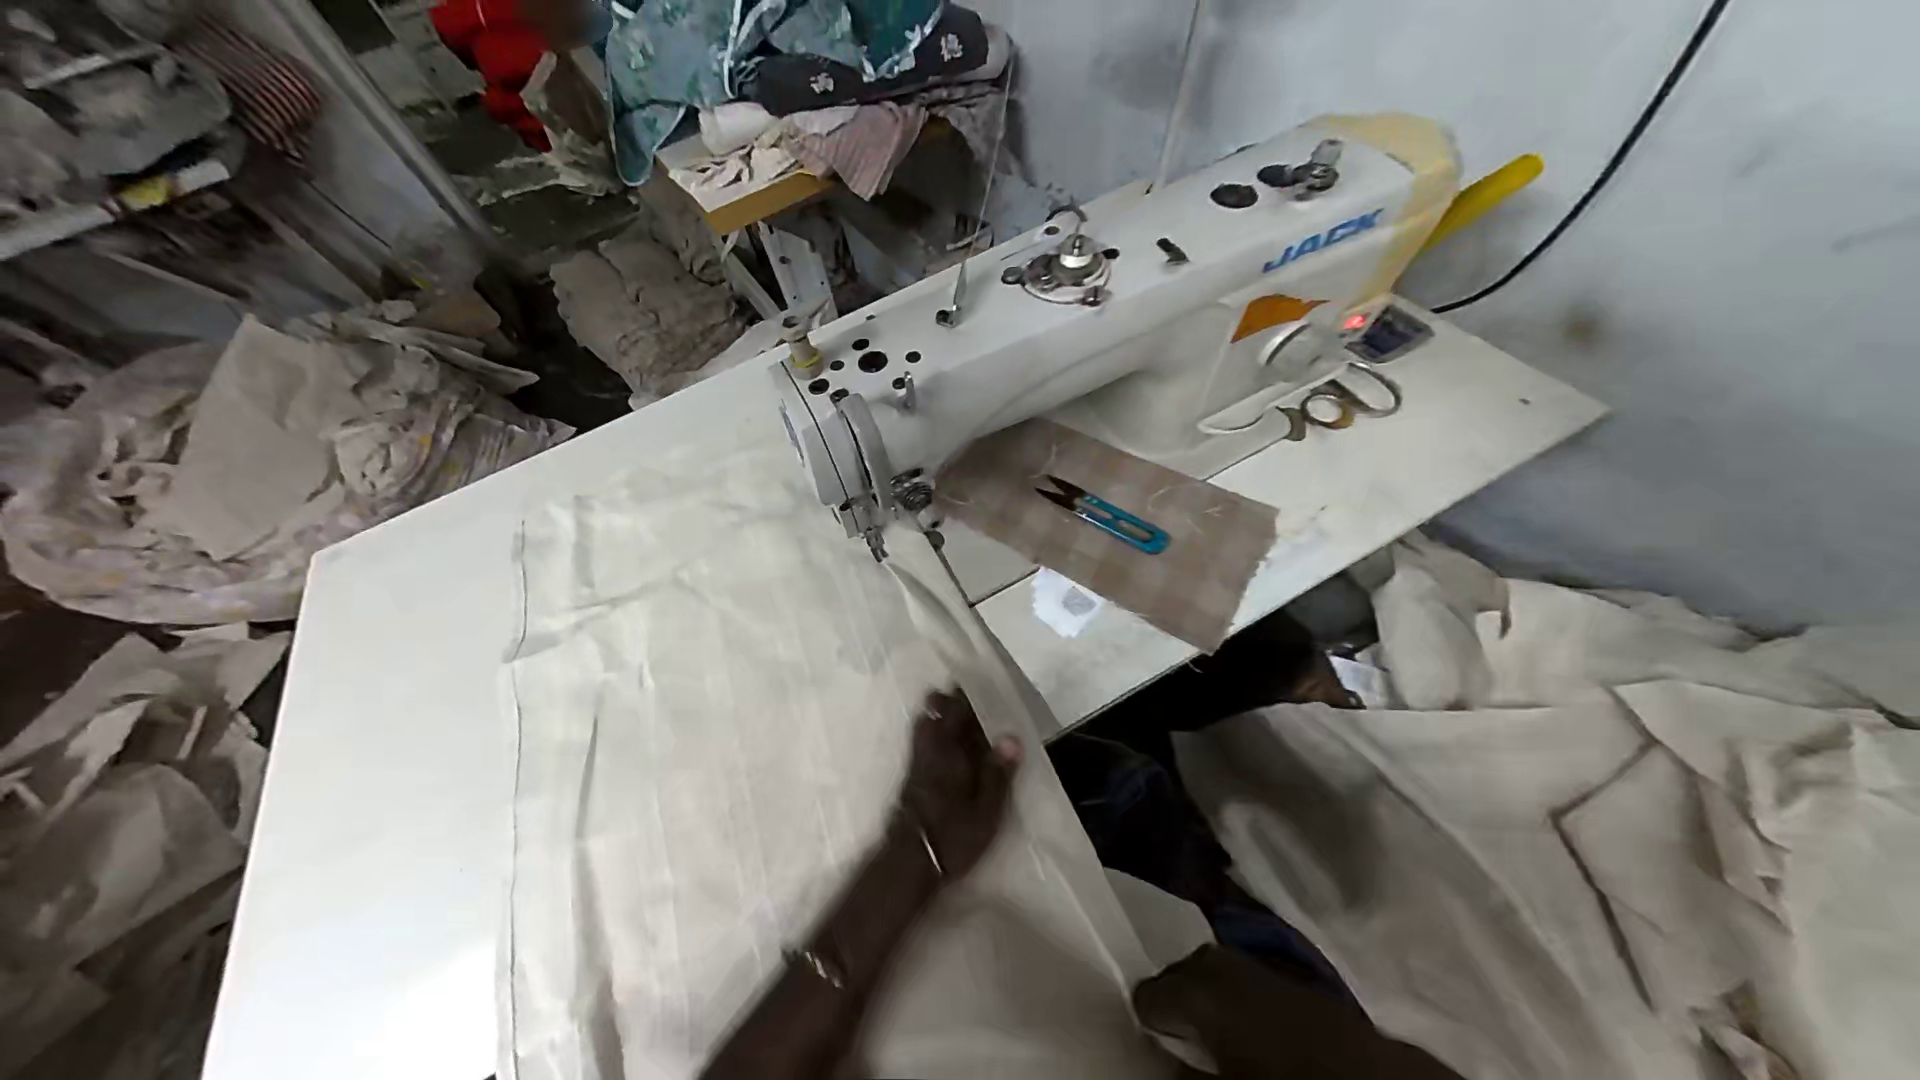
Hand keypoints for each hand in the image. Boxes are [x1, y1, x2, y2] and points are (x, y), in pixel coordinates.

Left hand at [897, 690, 1021, 881]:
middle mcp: (932, 749)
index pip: (961, 713)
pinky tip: (941, 739)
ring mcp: (918, 761)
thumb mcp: (987, 810)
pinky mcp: (911, 775)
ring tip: (951, 708)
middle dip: (950, 699)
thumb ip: (998, 772)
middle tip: (964, 691)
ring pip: (926, 724)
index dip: (969, 697)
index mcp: (953, 751)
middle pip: (938, 713)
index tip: (979, 684)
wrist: (910, 861)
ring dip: (937, 713)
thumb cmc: (954, 835)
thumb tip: (1012, 737)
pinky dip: (931, 730)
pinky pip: (922, 739)